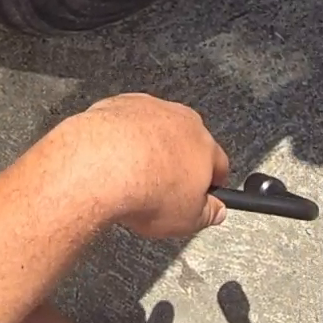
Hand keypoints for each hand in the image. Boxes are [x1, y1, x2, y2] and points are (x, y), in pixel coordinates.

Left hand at [41, 94, 230, 238]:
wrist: (104, 164)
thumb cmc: (146, 188)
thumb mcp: (187, 219)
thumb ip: (208, 213)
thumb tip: (215, 211)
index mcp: (204, 144)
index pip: (218, 163)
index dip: (211, 182)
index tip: (202, 193)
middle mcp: (181, 119)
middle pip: (186, 140)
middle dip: (178, 161)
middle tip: (163, 187)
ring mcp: (150, 108)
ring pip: (156, 127)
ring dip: (150, 146)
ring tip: (135, 173)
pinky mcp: (121, 103)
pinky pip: (128, 120)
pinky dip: (124, 135)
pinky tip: (115, 157)